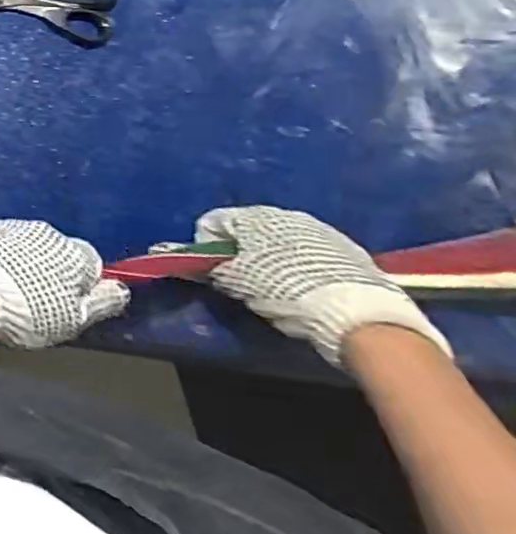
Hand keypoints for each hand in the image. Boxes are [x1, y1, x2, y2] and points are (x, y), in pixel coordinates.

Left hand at [0, 219, 129, 347]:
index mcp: (74, 252)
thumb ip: (102, 302)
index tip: (67, 302)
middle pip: (52, 251)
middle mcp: (41, 231)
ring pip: (21, 245)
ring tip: (3, 287)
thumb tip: (119, 290)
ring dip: (16, 261)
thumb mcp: (74, 318)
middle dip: (46, 270)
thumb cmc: (23, 309)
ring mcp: (5, 226)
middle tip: (32, 298)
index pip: (90, 263)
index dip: (80, 284)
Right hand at [191, 206, 449, 365]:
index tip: (212, 269)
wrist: (364, 318)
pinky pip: (311, 254)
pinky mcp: (355, 254)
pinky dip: (301, 266)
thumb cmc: (283, 289)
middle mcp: (290, 216)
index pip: (213, 222)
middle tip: (241, 278)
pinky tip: (306, 287)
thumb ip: (203, 263)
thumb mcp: (233, 279)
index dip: (206, 246)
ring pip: (282, 242)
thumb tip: (170, 255)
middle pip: (251, 231)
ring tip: (276, 285)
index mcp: (256, 216)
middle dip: (241, 250)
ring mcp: (326, 233)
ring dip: (272, 258)